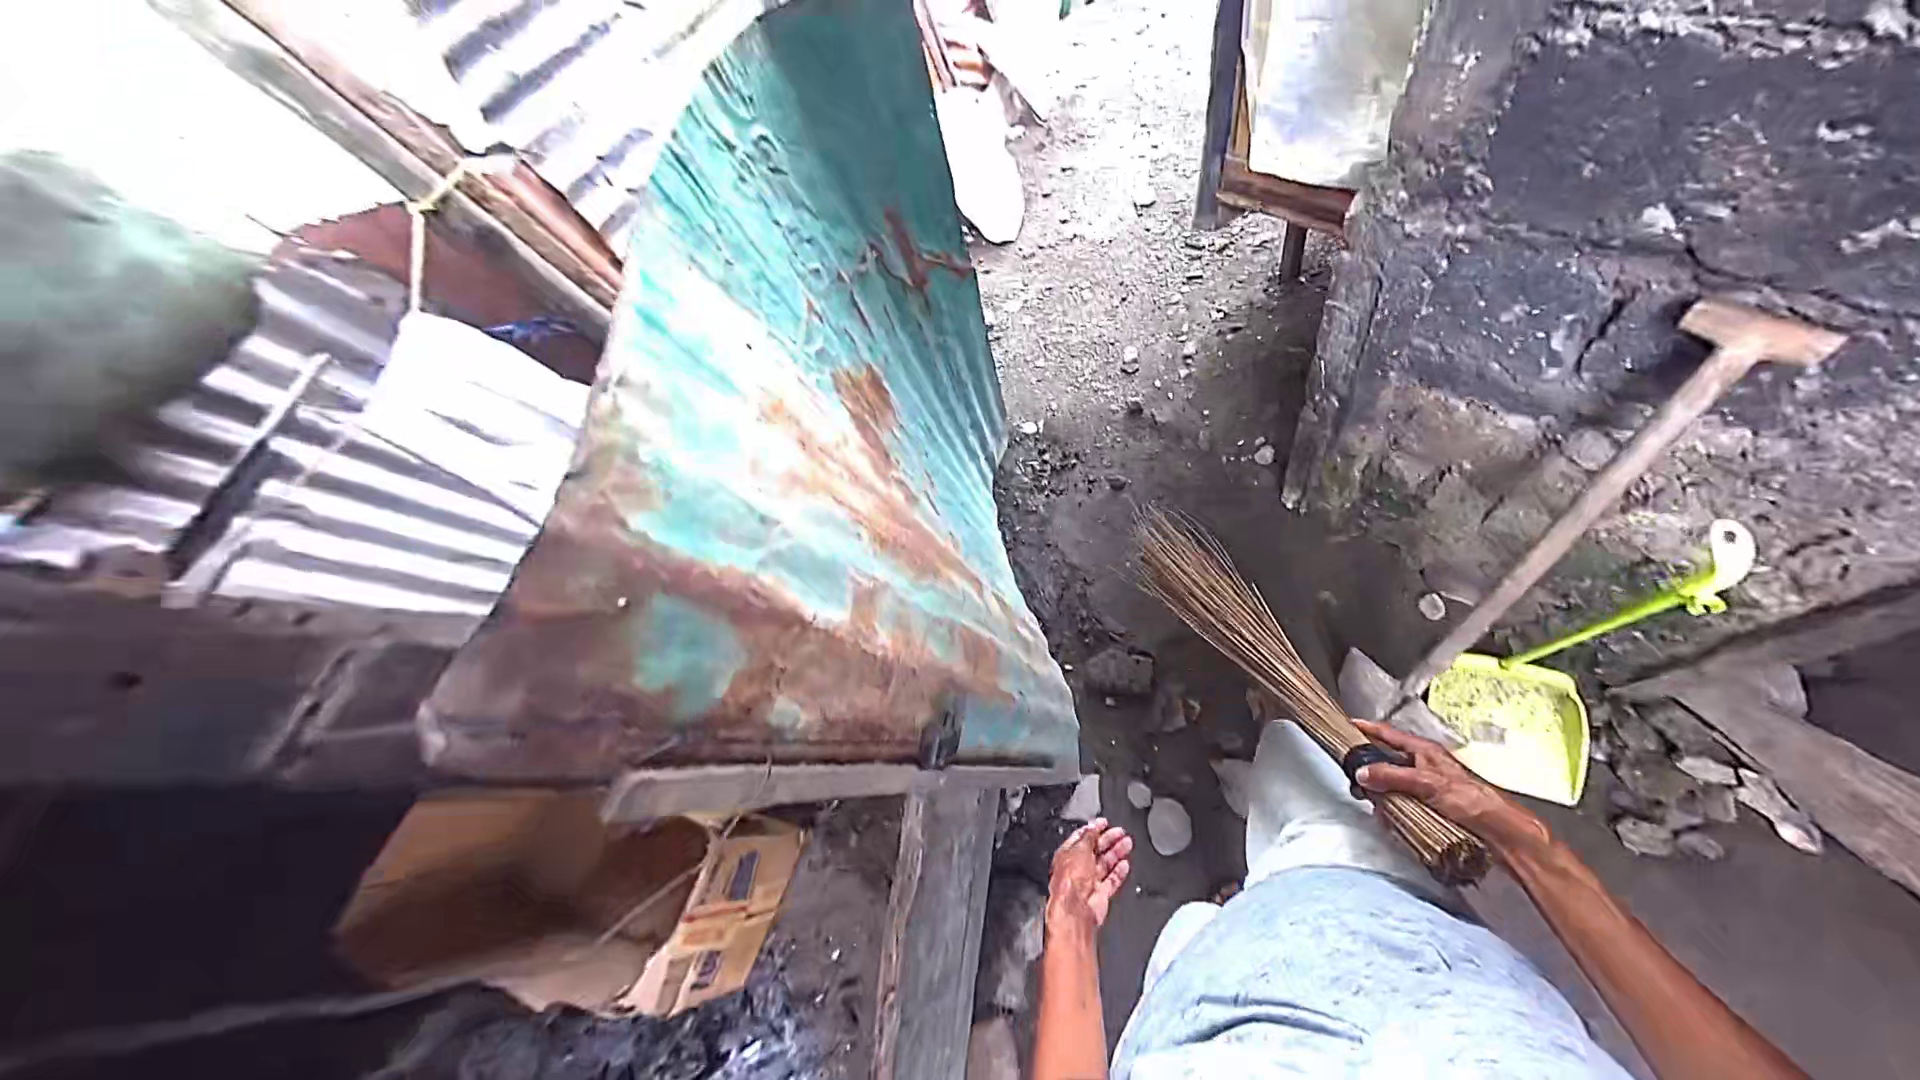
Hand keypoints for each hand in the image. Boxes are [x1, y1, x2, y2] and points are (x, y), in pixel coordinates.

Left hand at [1047, 817, 1131, 935]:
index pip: (1081, 837)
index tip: (1104, 822)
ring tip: (1127, 843)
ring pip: (1105, 864)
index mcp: (1067, 854)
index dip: (1093, 828)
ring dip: (1116, 853)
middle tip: (1120, 832)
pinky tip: (1125, 864)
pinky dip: (1119, 872)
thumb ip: (1089, 837)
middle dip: (1108, 839)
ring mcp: (1089, 882)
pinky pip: (1111, 881)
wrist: (1075, 910)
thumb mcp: (1079, 849)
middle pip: (1095, 850)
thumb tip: (1093, 827)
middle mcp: (1077, 868)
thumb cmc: (1069, 880)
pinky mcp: (1100, 895)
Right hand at [1351, 719, 1553, 860]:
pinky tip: (1393, 820)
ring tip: (1379, 807)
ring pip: (1392, 784)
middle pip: (1386, 761)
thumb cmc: (1476, 802)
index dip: (1367, 728)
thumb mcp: (1428, 784)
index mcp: (1425, 751)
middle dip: (1371, 773)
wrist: (1504, 834)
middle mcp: (1424, 765)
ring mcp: (1427, 786)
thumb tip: (1363, 772)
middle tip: (1358, 782)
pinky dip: (1395, 810)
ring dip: (1383, 796)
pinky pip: (1403, 802)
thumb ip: (1392, 777)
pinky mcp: (1431, 805)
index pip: (1388, 734)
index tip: (1348, 725)